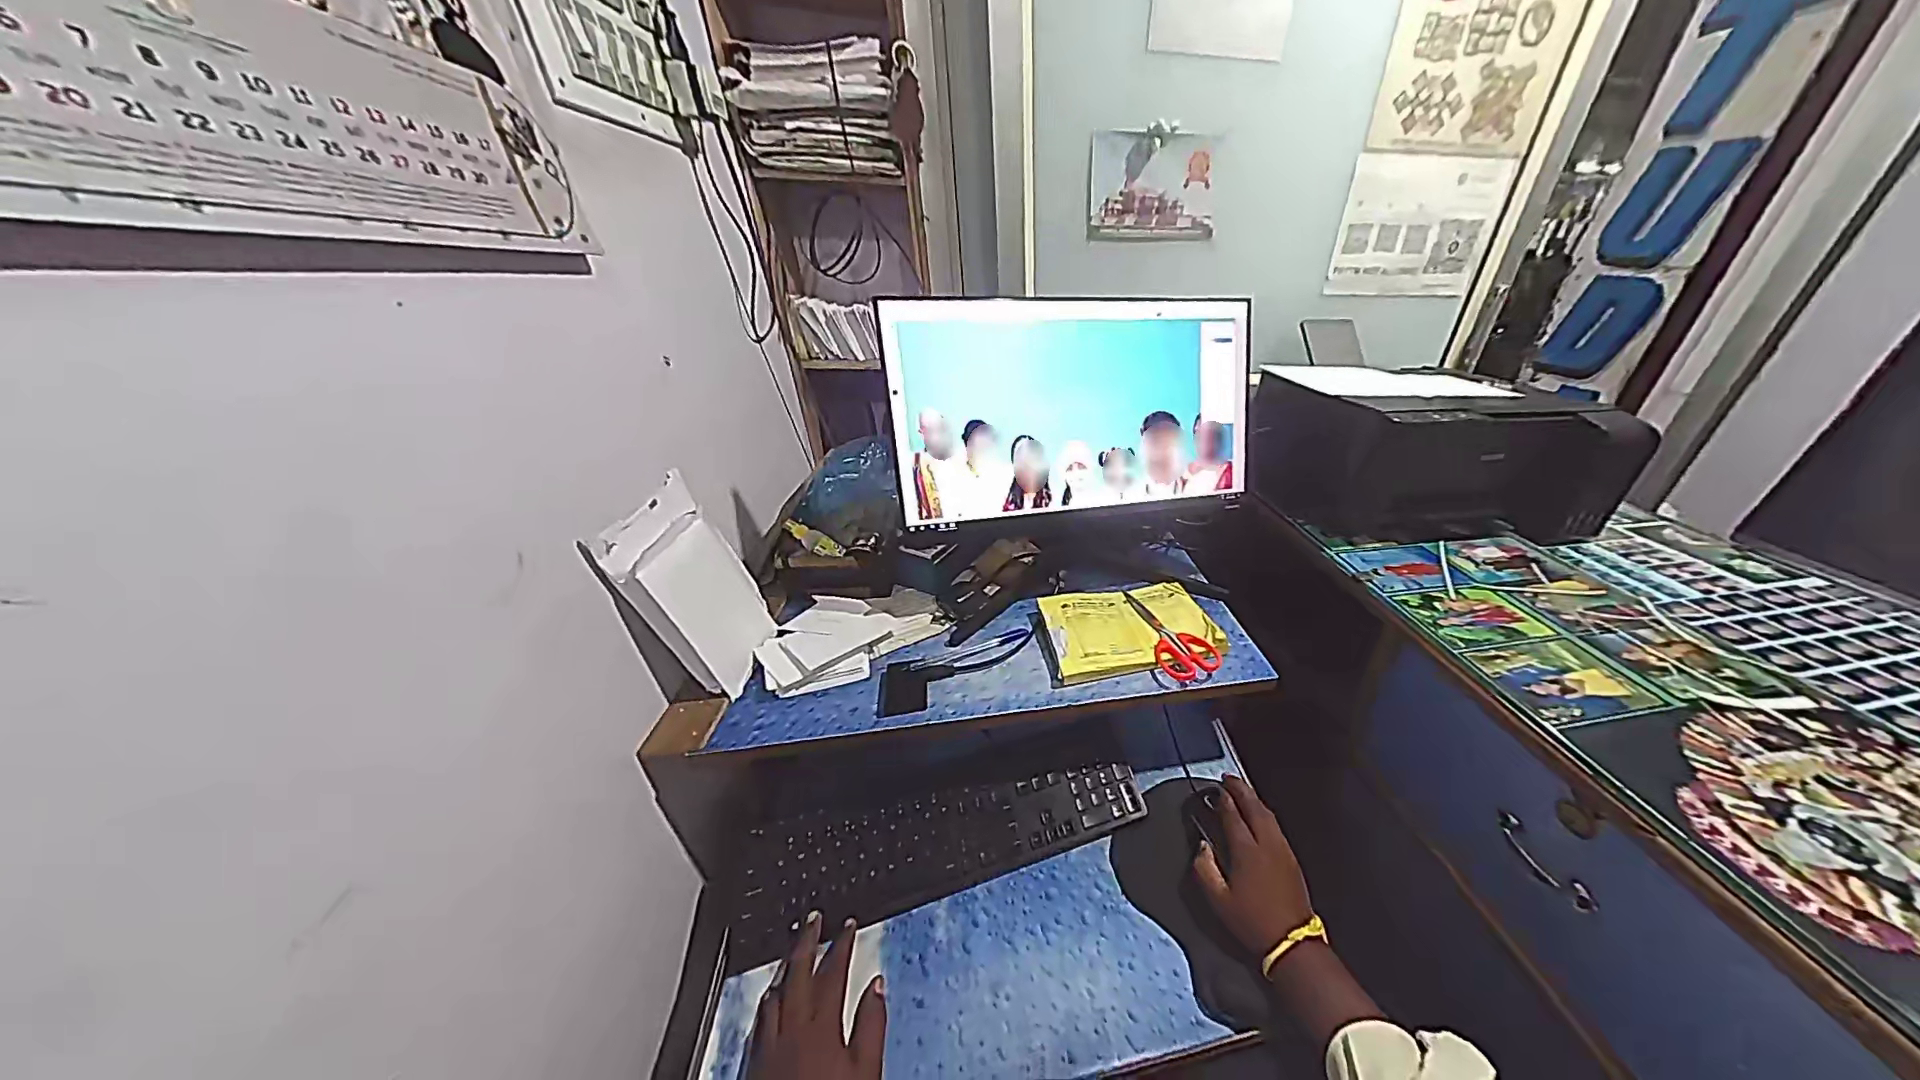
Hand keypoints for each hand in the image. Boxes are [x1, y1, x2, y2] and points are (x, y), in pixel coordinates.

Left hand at [748, 911, 886, 1079]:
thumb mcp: (866, 1072)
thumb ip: (871, 1024)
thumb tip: (877, 984)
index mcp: (822, 1026)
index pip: (833, 971)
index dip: (841, 943)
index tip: (848, 924)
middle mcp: (792, 1028)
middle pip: (798, 971)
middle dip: (807, 939)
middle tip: (815, 917)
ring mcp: (769, 1044)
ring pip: (775, 990)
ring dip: (787, 964)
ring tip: (795, 948)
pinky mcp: (754, 1063)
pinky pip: (761, 1015)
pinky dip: (770, 995)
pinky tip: (772, 994)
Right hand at [1192, 775, 1314, 960]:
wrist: (1293, 943)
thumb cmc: (1251, 921)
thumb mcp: (1218, 899)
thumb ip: (1204, 868)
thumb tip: (1202, 847)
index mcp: (1247, 851)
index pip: (1233, 816)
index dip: (1223, 800)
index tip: (1215, 790)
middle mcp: (1267, 845)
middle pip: (1254, 808)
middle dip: (1241, 790)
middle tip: (1228, 779)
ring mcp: (1283, 851)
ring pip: (1269, 816)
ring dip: (1254, 799)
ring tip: (1242, 791)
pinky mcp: (1292, 859)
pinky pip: (1276, 826)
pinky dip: (1265, 813)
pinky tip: (1259, 815)